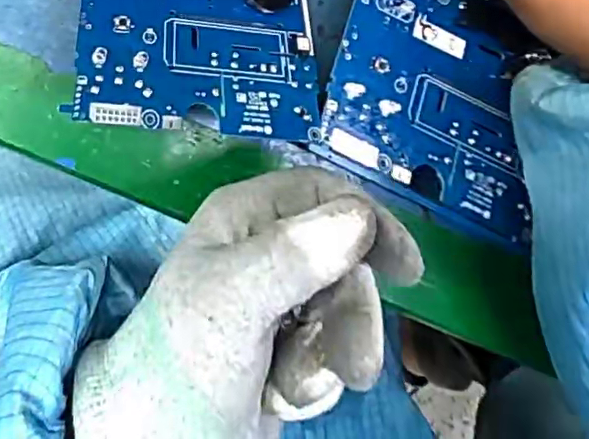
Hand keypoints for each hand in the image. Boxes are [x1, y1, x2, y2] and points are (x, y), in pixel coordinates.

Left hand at [71, 169, 422, 437]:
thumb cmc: (183, 359)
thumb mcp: (234, 299)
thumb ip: (292, 257)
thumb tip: (360, 216)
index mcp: (246, 216)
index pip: (321, 192)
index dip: (367, 219)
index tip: (405, 266)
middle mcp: (264, 249)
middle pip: (344, 258)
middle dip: (349, 314)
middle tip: (350, 361)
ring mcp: (276, 301)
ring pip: (343, 311)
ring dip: (327, 357)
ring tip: (288, 387)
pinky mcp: (284, 348)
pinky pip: (329, 351)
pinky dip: (312, 380)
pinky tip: (275, 396)